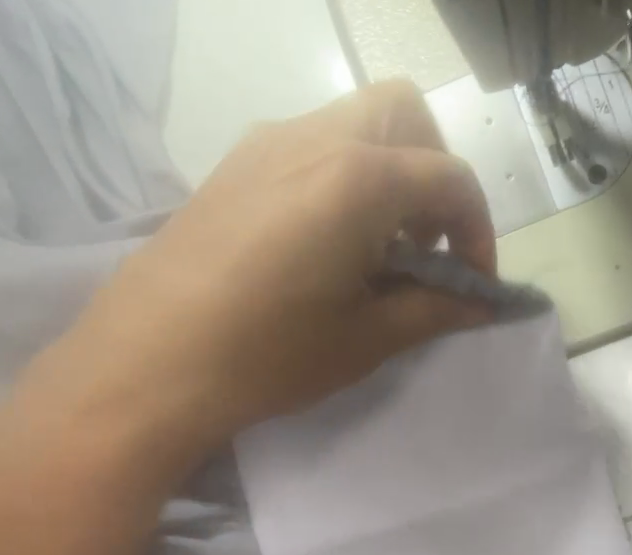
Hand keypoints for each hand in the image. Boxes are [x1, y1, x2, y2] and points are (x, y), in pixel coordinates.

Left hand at [19, 80, 496, 481]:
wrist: (149, 362)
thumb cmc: (270, 353)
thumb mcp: (368, 338)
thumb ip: (435, 308)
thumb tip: (482, 302)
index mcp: (360, 179)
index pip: (449, 178)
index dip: (478, 231)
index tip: (474, 286)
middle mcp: (316, 139)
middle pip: (404, 115)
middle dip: (436, 174)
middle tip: (429, 247)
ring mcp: (267, 144)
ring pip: (355, 123)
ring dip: (391, 174)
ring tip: (380, 252)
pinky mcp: (235, 165)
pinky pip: (312, 145)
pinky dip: (346, 177)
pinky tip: (330, 246)